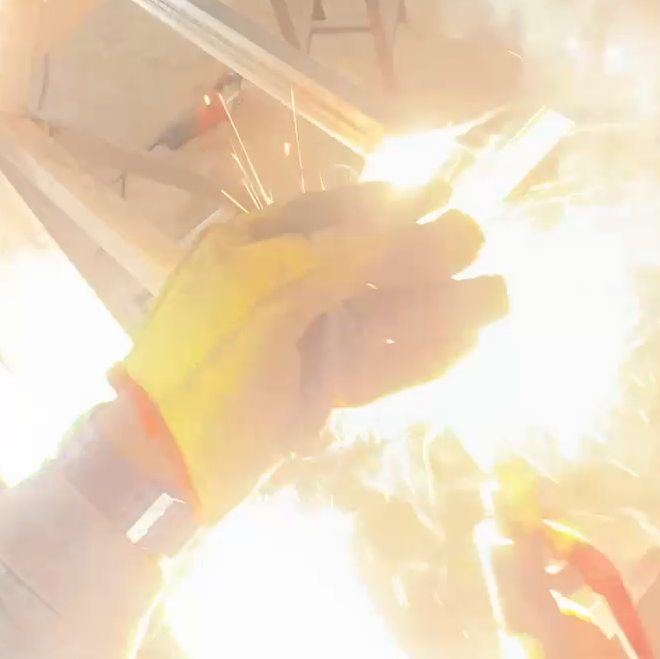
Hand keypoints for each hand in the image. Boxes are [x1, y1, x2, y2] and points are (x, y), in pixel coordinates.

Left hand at [110, 182, 506, 518]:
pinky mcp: (310, 392)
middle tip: (482, 248)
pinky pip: (370, 368)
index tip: (442, 192)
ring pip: (374, 321)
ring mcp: (295, 344)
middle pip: (362, 269)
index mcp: (251, 250)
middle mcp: (276, 289)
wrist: (164, 466)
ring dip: (433, 311)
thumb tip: (430, 228)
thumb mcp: (273, 294)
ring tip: (495, 303)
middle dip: (423, 261)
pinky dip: (412, 359)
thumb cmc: (211, 365)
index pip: (329, 215)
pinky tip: (459, 348)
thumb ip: (351, 258)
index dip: (388, 203)